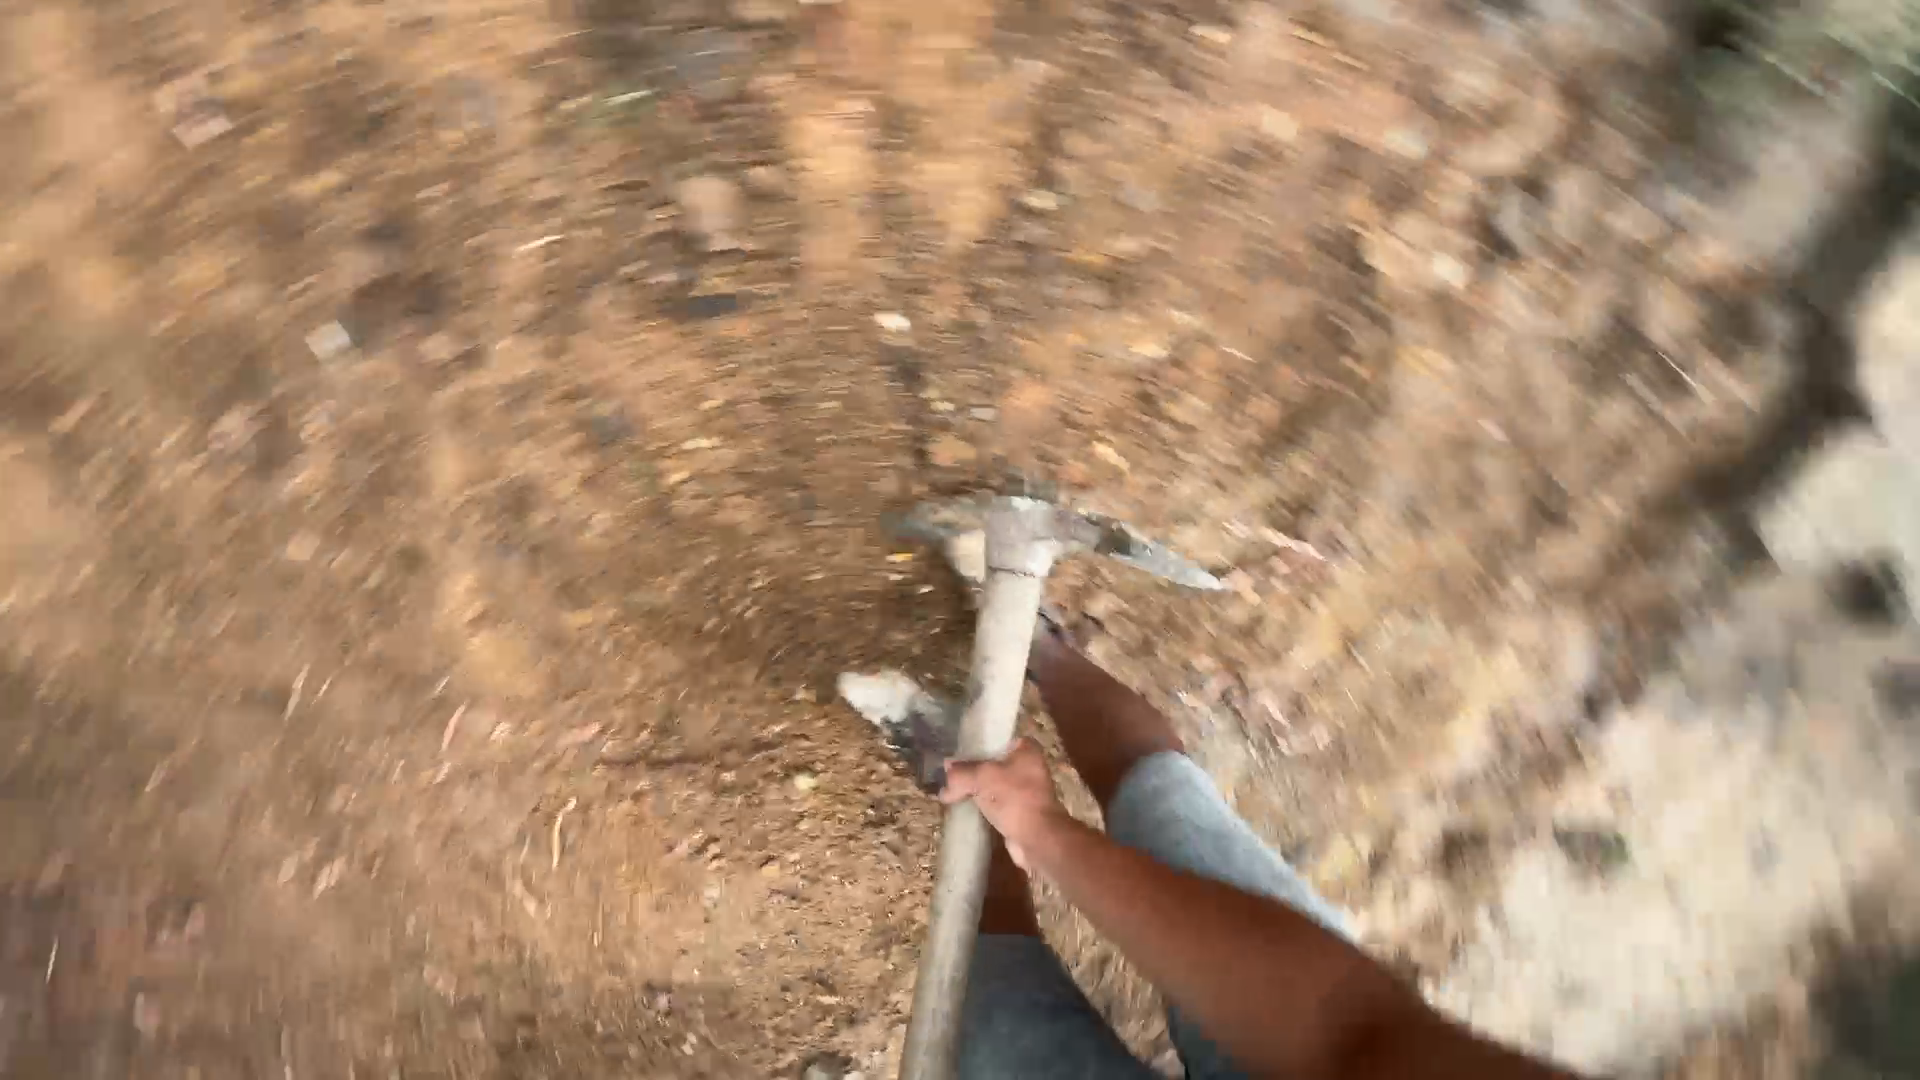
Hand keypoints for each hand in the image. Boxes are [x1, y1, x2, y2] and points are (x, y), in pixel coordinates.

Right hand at [940, 738, 1072, 869]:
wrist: (1037, 838)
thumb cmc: (1014, 798)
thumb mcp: (982, 778)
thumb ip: (962, 772)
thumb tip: (946, 768)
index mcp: (1026, 749)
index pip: (995, 739)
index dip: (974, 745)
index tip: (956, 752)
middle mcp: (1028, 766)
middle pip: (992, 762)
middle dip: (971, 770)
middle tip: (949, 775)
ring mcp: (1025, 790)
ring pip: (992, 784)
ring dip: (975, 789)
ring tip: (950, 791)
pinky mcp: (1019, 811)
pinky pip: (995, 802)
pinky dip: (981, 805)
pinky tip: (962, 807)